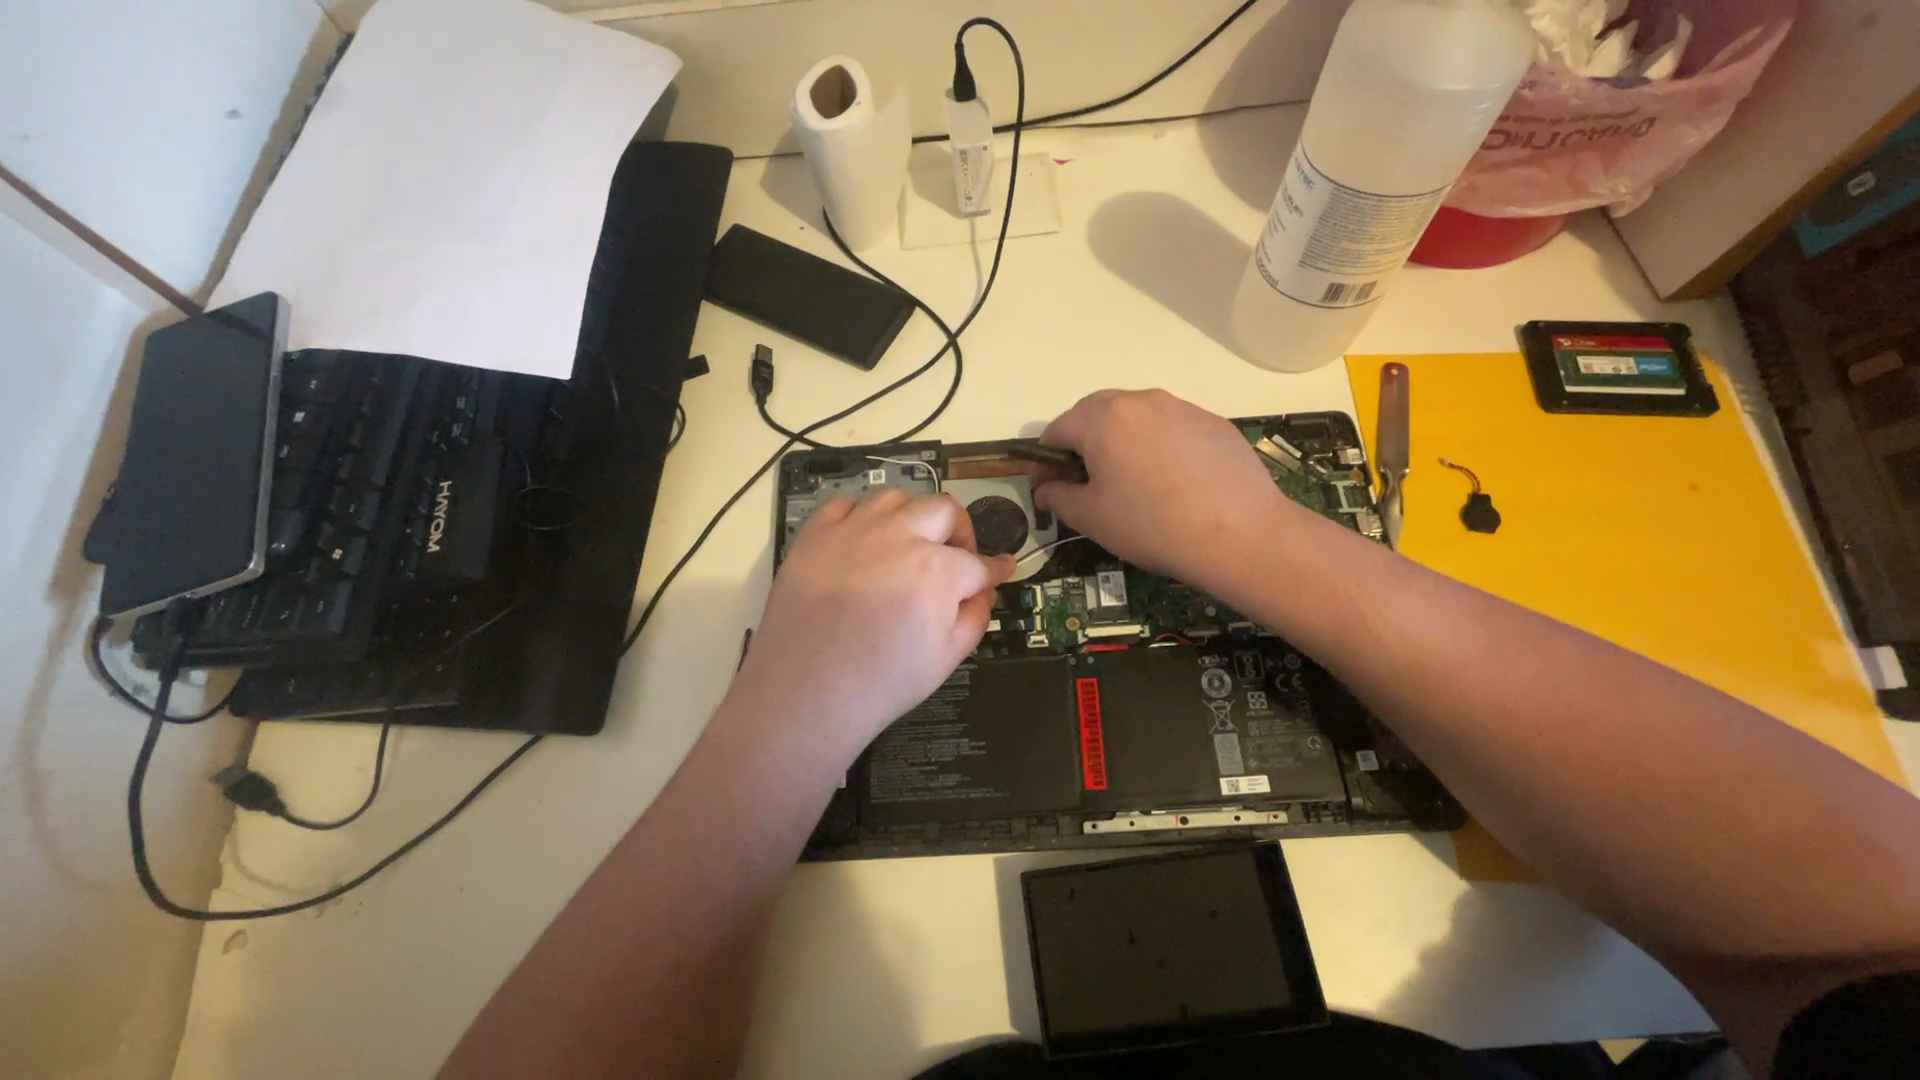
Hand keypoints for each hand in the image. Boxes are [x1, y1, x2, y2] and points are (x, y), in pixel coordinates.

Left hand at [730, 490, 1015, 762]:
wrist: (805, 696)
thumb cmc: (881, 684)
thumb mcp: (947, 659)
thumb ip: (975, 616)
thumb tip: (985, 589)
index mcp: (936, 570)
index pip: (978, 562)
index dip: (994, 569)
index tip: (1000, 569)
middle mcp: (897, 537)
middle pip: (943, 510)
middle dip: (960, 530)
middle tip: (957, 556)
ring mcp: (852, 531)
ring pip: (895, 497)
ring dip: (913, 516)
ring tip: (910, 542)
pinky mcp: (814, 536)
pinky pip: (844, 504)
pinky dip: (862, 515)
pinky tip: (864, 538)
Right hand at [1032, 390, 1304, 595]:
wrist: (1239, 533)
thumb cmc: (1151, 525)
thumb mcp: (1092, 518)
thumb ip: (1059, 497)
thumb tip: (1046, 489)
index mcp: (1102, 419)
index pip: (1057, 429)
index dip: (1045, 460)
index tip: (1049, 489)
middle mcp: (1140, 401)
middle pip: (1095, 412)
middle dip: (1082, 441)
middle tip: (1087, 481)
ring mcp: (1180, 407)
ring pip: (1136, 416)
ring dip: (1121, 439)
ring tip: (1132, 480)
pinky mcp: (1212, 422)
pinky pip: (1171, 427)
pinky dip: (1159, 445)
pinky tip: (1172, 481)